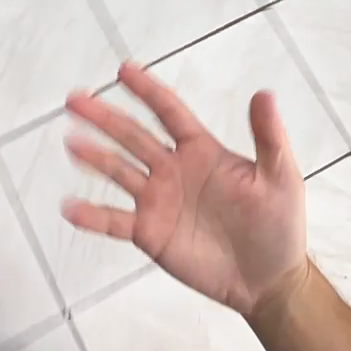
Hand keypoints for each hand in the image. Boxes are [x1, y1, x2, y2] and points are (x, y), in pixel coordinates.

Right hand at [61, 62, 308, 318]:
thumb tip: (265, 93)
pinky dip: (91, 216)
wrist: (269, 280)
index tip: (123, 70)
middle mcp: (172, 169)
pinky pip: (114, 222)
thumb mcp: (281, 176)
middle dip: (104, 117)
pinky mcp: (149, 233)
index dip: (146, 90)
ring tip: (70, 142)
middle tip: (76, 99)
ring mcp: (157, 201)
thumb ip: (269, 137)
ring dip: (94, 156)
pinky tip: (69, 207)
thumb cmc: (279, 223)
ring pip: (118, 172)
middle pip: (132, 136)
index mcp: (200, 150)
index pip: (167, 112)